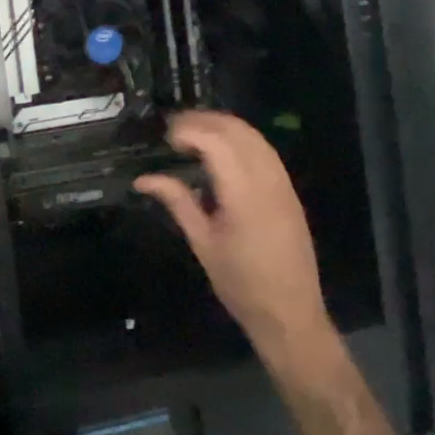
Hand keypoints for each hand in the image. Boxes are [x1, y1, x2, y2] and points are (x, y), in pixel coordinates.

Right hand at [134, 111, 333, 352]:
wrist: (290, 313)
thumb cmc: (241, 284)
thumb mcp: (203, 243)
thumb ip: (178, 202)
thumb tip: (144, 179)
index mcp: (244, 195)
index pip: (216, 142)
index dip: (189, 130)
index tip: (166, 138)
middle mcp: (268, 181)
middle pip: (238, 131)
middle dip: (205, 121)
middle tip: (175, 130)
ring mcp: (283, 184)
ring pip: (255, 136)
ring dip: (224, 126)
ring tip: (194, 135)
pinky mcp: (289, 191)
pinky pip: (266, 151)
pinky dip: (242, 140)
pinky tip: (223, 150)